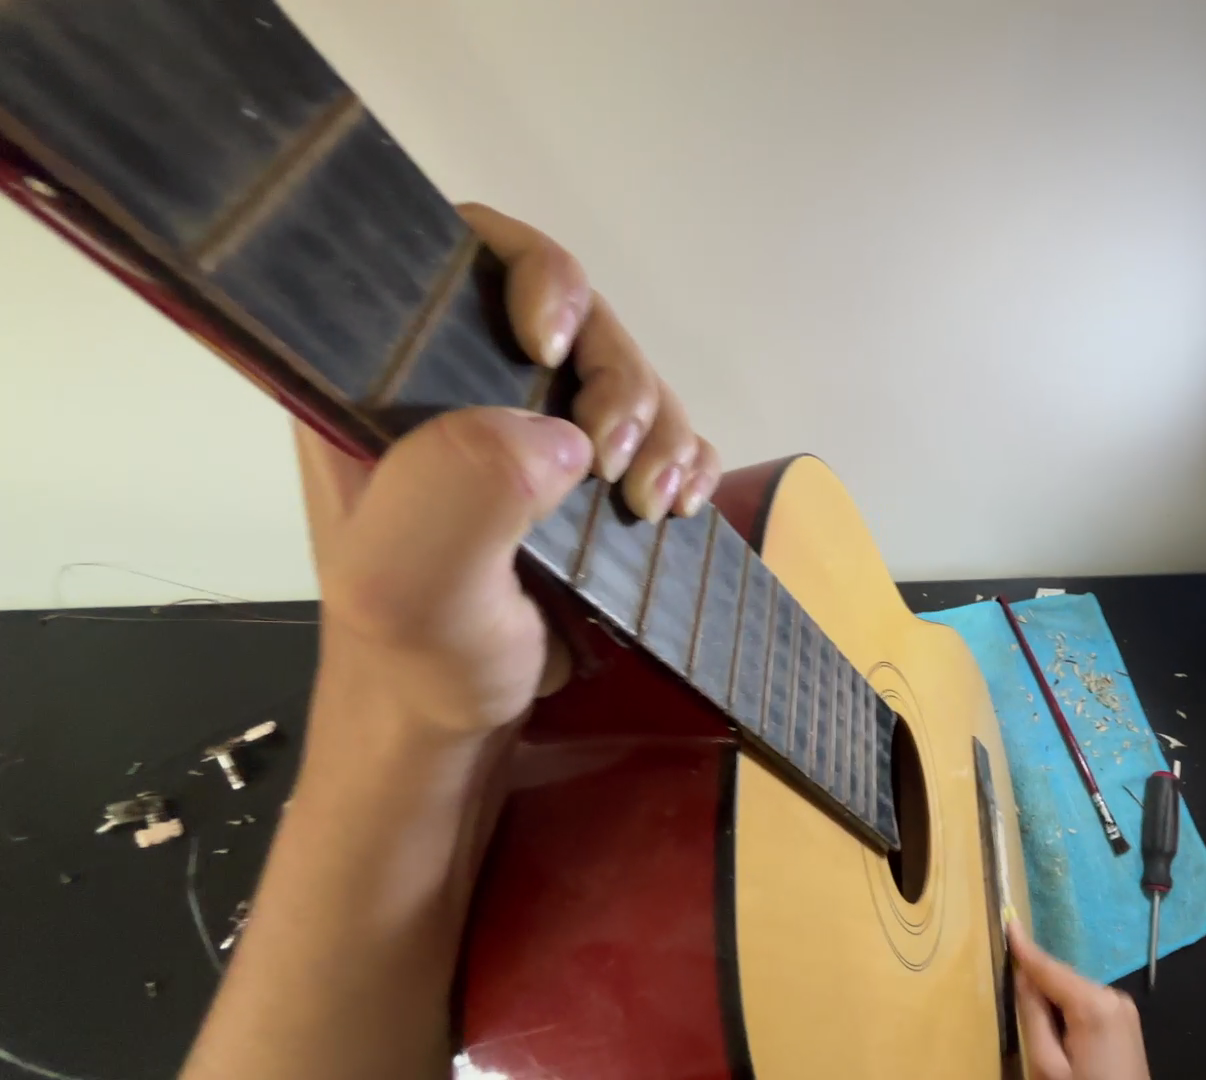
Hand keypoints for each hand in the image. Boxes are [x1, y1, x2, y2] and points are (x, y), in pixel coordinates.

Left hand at [294, 203, 719, 735]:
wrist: (469, 714)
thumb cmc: (417, 658)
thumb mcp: (408, 589)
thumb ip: (460, 496)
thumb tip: (562, 435)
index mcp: (396, 381)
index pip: (465, 258)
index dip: (528, 270)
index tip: (552, 346)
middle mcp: (474, 390)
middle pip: (582, 319)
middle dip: (619, 386)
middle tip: (614, 471)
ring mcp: (545, 431)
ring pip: (634, 379)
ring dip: (663, 434)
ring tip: (650, 508)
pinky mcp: (599, 472)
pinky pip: (669, 432)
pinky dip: (690, 461)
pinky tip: (679, 507)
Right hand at [1010, 921, 1150, 1079]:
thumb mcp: (1048, 1066)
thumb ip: (1033, 1015)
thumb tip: (1023, 974)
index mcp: (1094, 1003)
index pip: (1049, 968)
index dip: (1024, 948)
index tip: (1007, 919)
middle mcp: (1113, 994)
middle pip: (1062, 981)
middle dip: (1041, 991)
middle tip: (1026, 1019)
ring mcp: (1124, 1008)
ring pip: (1074, 993)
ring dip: (1057, 1006)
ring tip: (1050, 1043)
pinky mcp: (1127, 1022)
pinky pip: (1089, 1007)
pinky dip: (1072, 1015)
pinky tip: (1067, 1042)